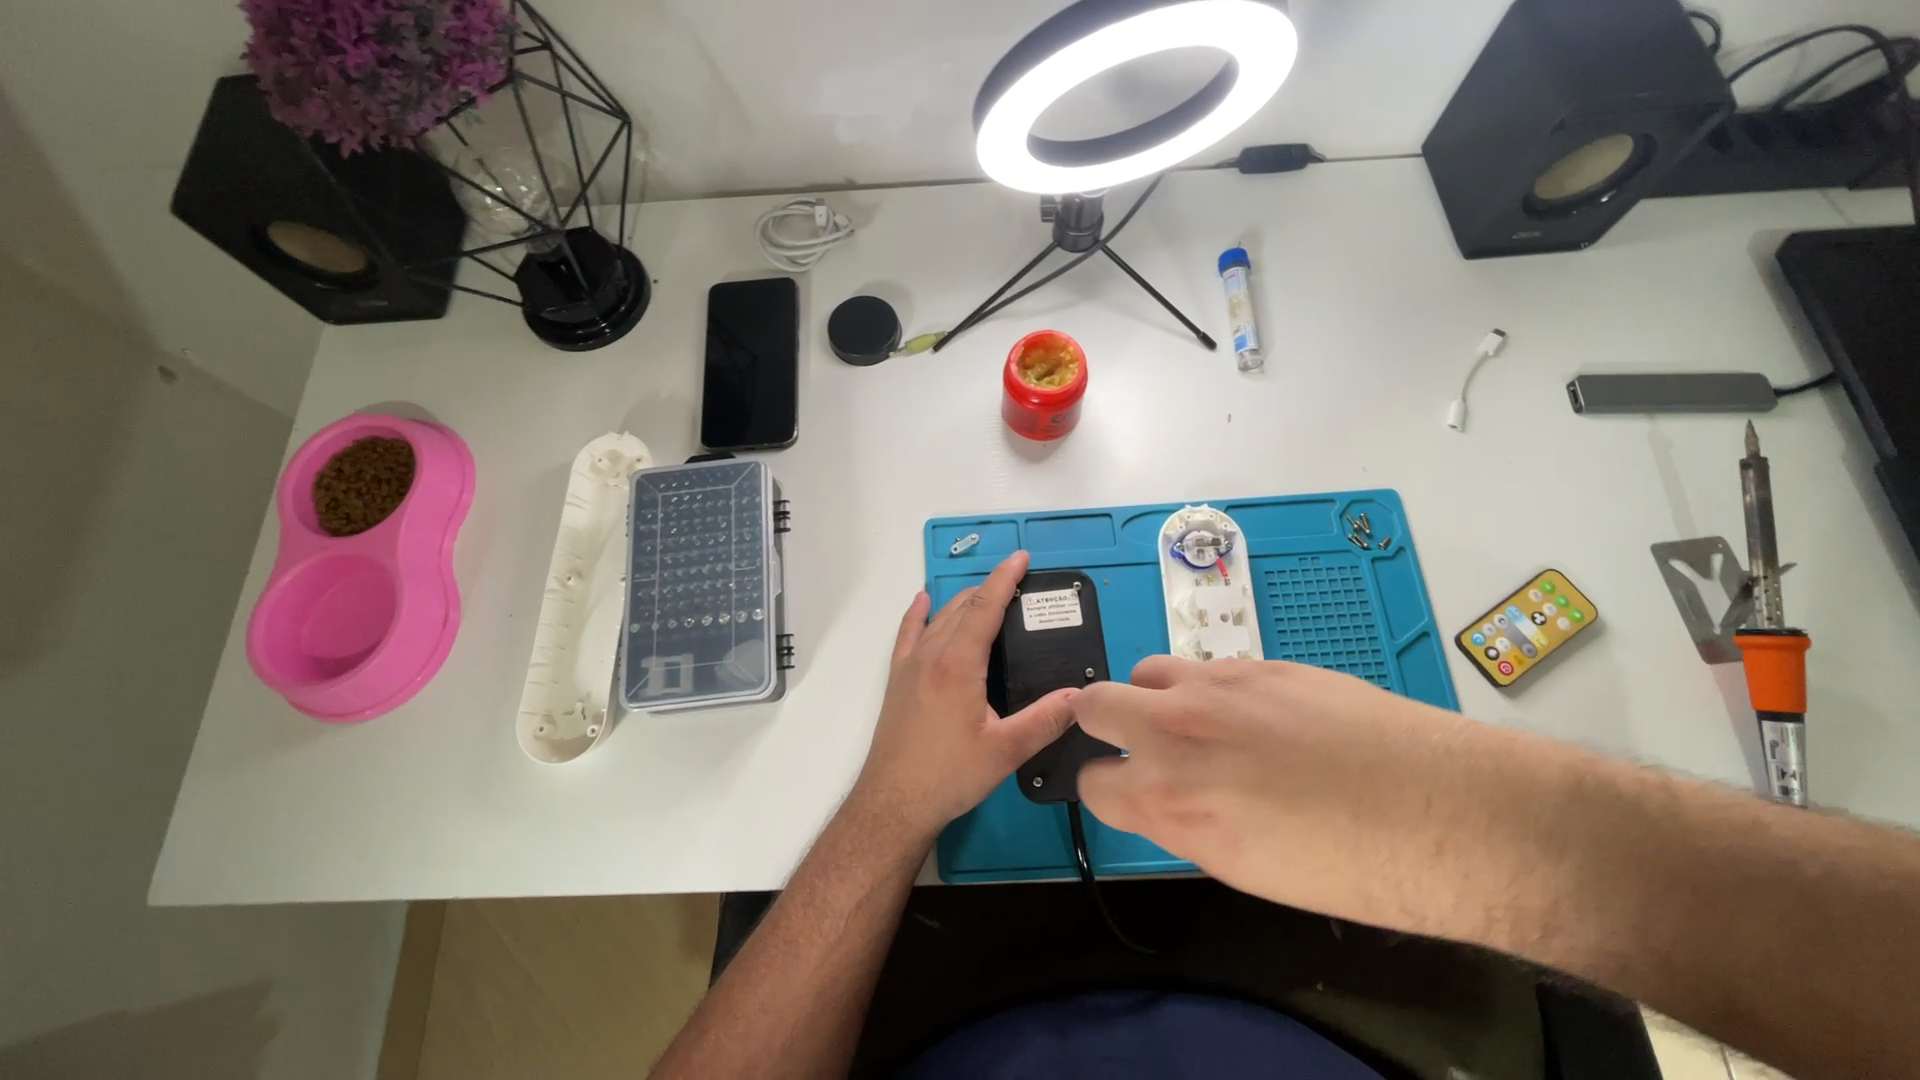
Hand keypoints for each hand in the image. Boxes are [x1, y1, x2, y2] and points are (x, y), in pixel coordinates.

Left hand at [851, 551, 1077, 844]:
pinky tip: (921, 602)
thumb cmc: (949, 775)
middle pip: (962, 607)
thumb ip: (1045, 720)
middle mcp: (931, 655)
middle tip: (1018, 583)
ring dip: (963, 600)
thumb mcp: (1006, 751)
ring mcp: (909, 666)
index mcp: (958, 664)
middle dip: (990, 588)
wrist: (893, 803)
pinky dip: (917, 614)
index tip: (1021, 557)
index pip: (985, 607)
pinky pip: (907, 634)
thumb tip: (1080, 696)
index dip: (1005, 579)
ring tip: (986, 594)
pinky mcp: (897, 681)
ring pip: (938, 618)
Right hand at [1073, 656, 1558, 938]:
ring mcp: (1217, 687)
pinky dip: (1214, 690)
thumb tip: (1169, 799)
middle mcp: (1176, 731)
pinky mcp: (1262, 663)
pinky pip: (1210, 669)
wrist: (1445, 812)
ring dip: (1158, 697)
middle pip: (1094, 704)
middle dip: (1105, 724)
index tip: (1129, 792)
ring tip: (1204, 724)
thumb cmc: (1348, 870)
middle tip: (1144, 744)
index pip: (1091, 781)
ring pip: (1148, 672)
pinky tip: (1262, 716)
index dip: (1107, 788)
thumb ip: (1184, 821)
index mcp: (1167, 799)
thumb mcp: (1242, 865)